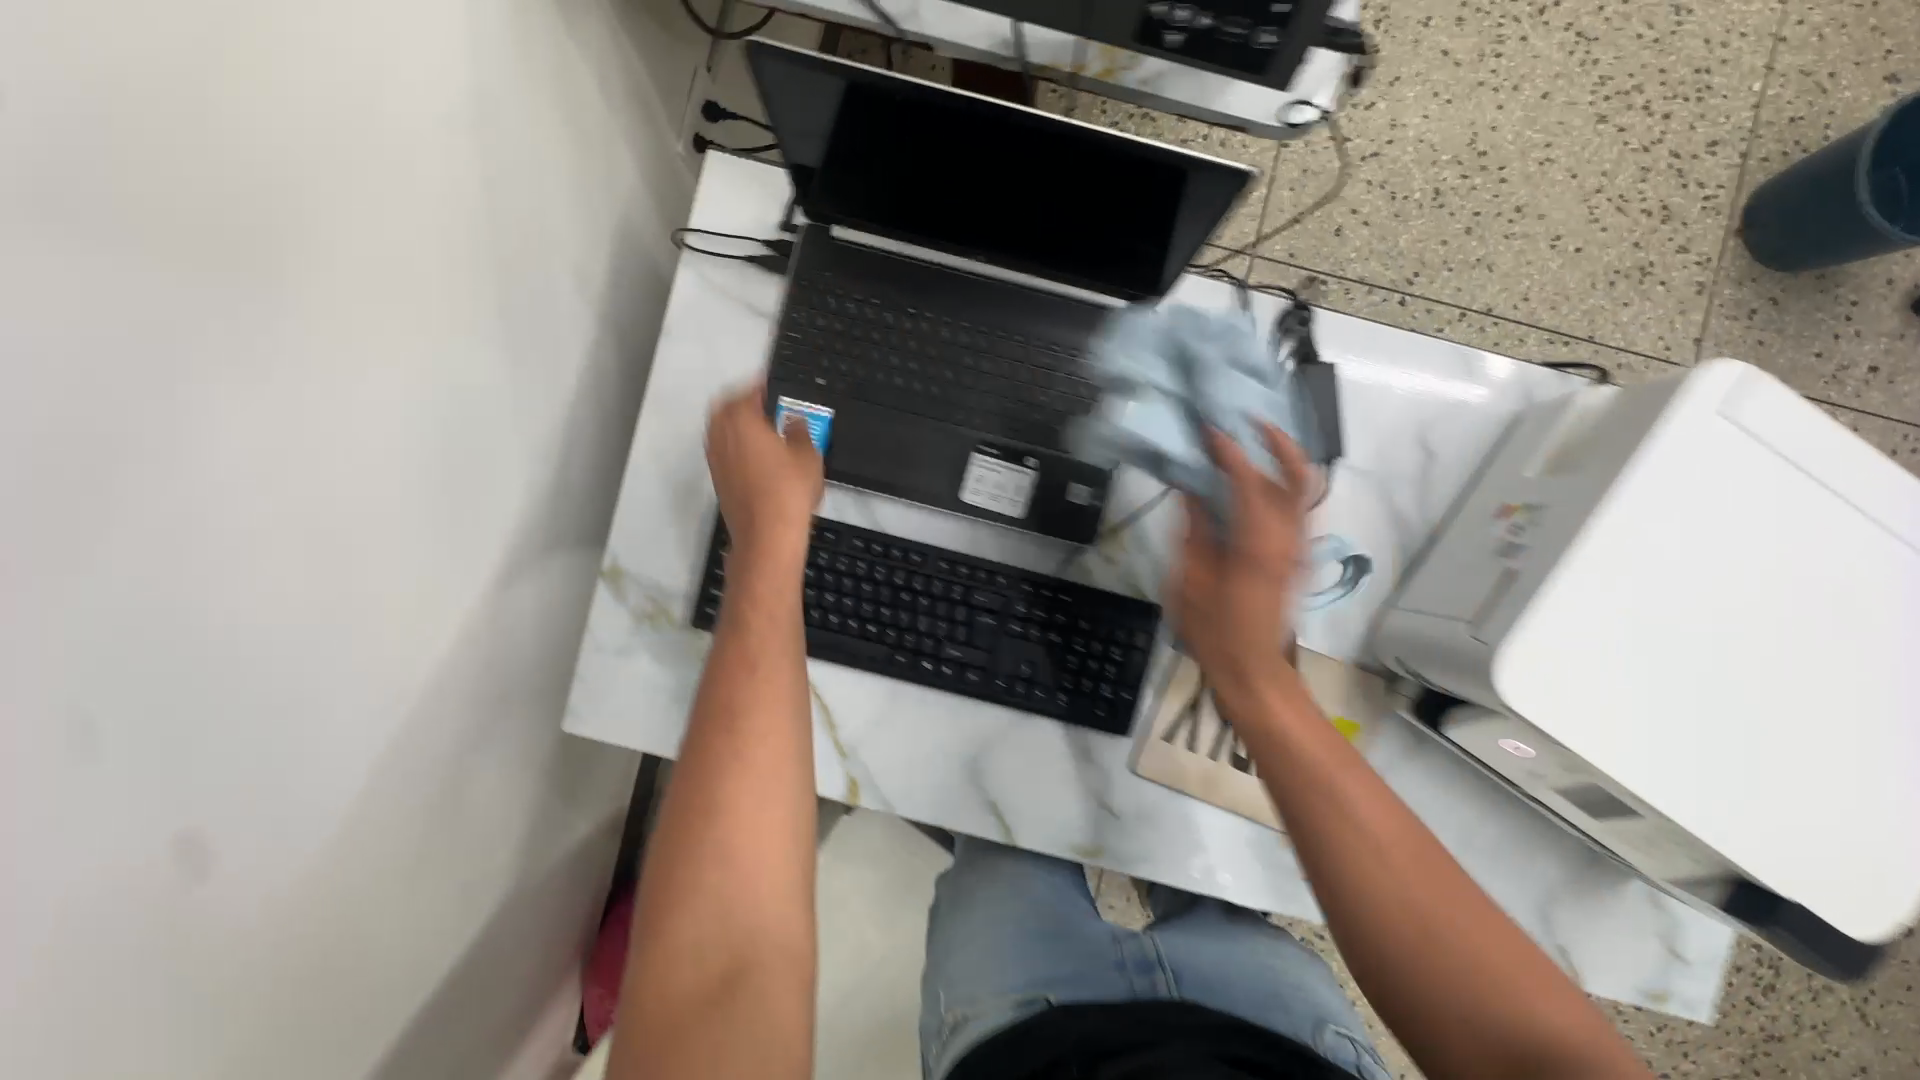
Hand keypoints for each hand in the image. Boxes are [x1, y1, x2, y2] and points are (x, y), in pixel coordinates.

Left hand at [705, 381, 823, 563]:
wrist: (767, 534)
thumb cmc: (788, 491)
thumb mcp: (808, 454)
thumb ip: (800, 430)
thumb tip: (795, 421)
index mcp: (742, 419)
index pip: (747, 392)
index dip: (759, 386)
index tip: (768, 383)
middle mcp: (721, 435)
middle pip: (724, 407)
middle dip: (741, 402)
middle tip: (761, 402)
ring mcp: (716, 458)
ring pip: (720, 430)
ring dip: (735, 424)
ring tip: (758, 427)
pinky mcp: (718, 479)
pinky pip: (723, 450)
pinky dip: (734, 445)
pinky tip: (754, 455)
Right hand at [1170, 424, 1316, 696]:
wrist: (1251, 669)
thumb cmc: (1214, 631)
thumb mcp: (1190, 581)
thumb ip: (1195, 530)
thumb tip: (1192, 490)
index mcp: (1256, 545)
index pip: (1249, 482)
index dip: (1230, 451)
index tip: (1209, 430)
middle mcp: (1288, 540)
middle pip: (1294, 478)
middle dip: (1272, 443)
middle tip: (1245, 420)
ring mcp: (1299, 547)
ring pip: (1305, 490)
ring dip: (1285, 459)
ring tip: (1256, 439)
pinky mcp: (1299, 555)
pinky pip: (1299, 506)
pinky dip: (1285, 482)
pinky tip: (1259, 478)